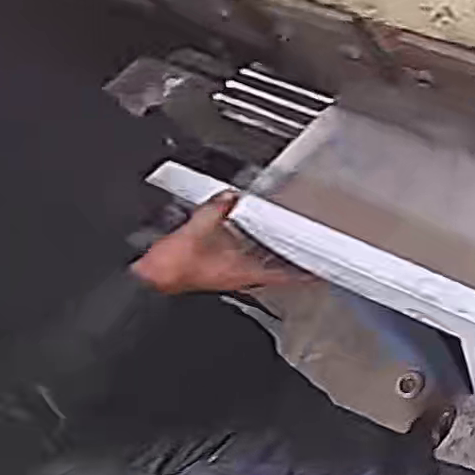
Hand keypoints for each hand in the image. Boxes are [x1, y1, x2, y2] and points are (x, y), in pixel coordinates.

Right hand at [130, 192, 306, 294]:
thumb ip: (217, 209)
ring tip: (296, 250)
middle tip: (316, 256)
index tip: (325, 272)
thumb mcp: (197, 229)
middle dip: (298, 264)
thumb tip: (230, 196)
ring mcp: (235, 276)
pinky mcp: (222, 272)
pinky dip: (256, 254)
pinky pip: (248, 262)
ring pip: (267, 268)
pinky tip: (255, 246)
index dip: (310, 275)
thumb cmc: (172, 266)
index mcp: (249, 273)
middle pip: (282, 271)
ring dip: (279, 259)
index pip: (290, 276)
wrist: (149, 278)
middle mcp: (246, 278)